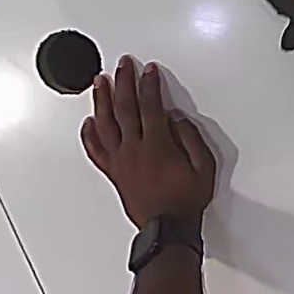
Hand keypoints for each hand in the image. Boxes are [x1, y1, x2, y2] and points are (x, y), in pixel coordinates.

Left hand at [81, 56, 217, 227]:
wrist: (168, 229)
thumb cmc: (185, 201)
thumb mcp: (204, 167)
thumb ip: (191, 139)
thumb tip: (177, 120)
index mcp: (157, 145)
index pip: (150, 105)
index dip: (149, 84)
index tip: (149, 70)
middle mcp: (134, 149)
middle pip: (124, 107)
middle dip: (124, 81)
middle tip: (123, 64)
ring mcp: (121, 161)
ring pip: (105, 123)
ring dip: (102, 99)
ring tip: (99, 82)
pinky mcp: (114, 172)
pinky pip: (96, 150)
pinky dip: (89, 134)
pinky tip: (88, 122)